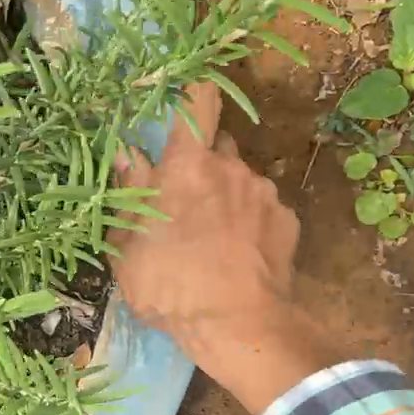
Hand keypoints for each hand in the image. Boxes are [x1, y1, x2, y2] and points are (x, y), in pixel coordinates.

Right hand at [109, 82, 341, 413]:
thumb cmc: (169, 285)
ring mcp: (264, 194)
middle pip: (218, 146)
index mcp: (187, 166)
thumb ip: (129, 195)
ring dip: (223, 196)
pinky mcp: (286, 222)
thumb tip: (126, 155)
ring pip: (239, 180)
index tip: (185, 91)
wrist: (236, 326)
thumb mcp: (128, 245)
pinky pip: (260, 210)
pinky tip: (234, 255)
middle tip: (180, 200)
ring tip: (207, 238)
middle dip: (200, 162)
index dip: (193, 89)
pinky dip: (246, 223)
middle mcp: (231, 167)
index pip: (197, 102)